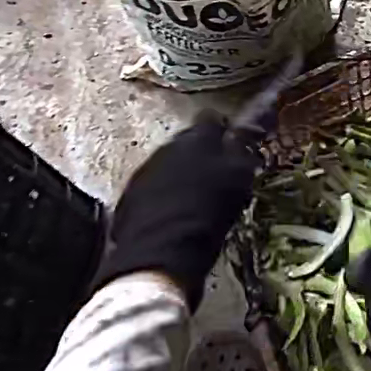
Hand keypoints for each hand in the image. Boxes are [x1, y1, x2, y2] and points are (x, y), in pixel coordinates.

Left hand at [96, 112, 257, 306]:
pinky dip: (162, 190)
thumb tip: (242, 141)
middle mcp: (169, 146)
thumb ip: (241, 155)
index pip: (212, 119)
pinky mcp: (129, 193)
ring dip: (179, 170)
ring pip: (168, 160)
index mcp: (200, 139)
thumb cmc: (210, 213)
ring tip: (192, 192)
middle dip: (199, 149)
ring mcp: (146, 169)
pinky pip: (151, 183)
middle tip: (213, 169)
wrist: (161, 251)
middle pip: (187, 138)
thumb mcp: (238, 181)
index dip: (221, 129)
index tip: (230, 142)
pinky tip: (171, 209)